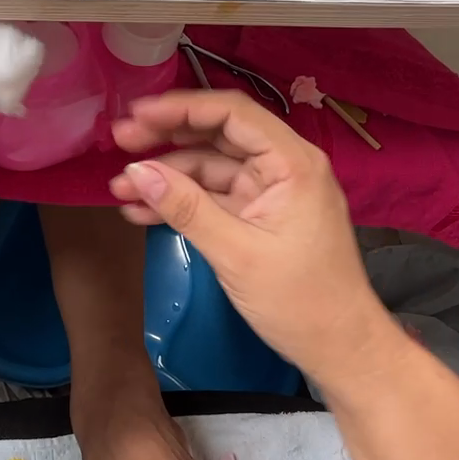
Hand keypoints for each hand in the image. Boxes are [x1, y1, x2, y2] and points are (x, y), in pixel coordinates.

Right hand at [107, 90, 393, 380]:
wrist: (339, 351)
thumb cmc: (301, 301)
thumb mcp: (237, 254)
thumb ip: (185, 208)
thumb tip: (135, 171)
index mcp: (292, 162)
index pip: (232, 114)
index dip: (181, 108)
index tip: (137, 114)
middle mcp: (281, 166)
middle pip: (216, 135)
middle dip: (166, 137)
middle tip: (119, 141)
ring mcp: (267, 191)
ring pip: (208, 167)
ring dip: (165, 176)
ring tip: (119, 187)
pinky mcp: (255, 215)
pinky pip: (210, 196)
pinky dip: (178, 202)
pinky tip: (140, 210)